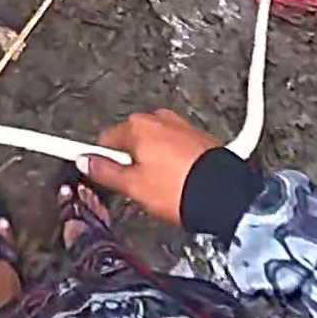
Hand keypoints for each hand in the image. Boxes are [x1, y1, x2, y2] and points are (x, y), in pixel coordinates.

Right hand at [80, 109, 219, 225]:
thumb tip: (85, 161)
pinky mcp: (197, 135)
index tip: (91, 165)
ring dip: (152, 158)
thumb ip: (105, 172)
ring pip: (152, 142)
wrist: (231, 198)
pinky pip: (174, 144)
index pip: (103, 140)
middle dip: (130, 160)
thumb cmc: (182, 191)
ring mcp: (178, 125)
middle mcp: (155, 118)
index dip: (99, 158)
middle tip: (139, 186)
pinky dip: (173, 158)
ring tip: (164, 186)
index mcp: (136, 127)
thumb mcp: (135, 187)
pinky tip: (180, 179)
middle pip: (128, 139)